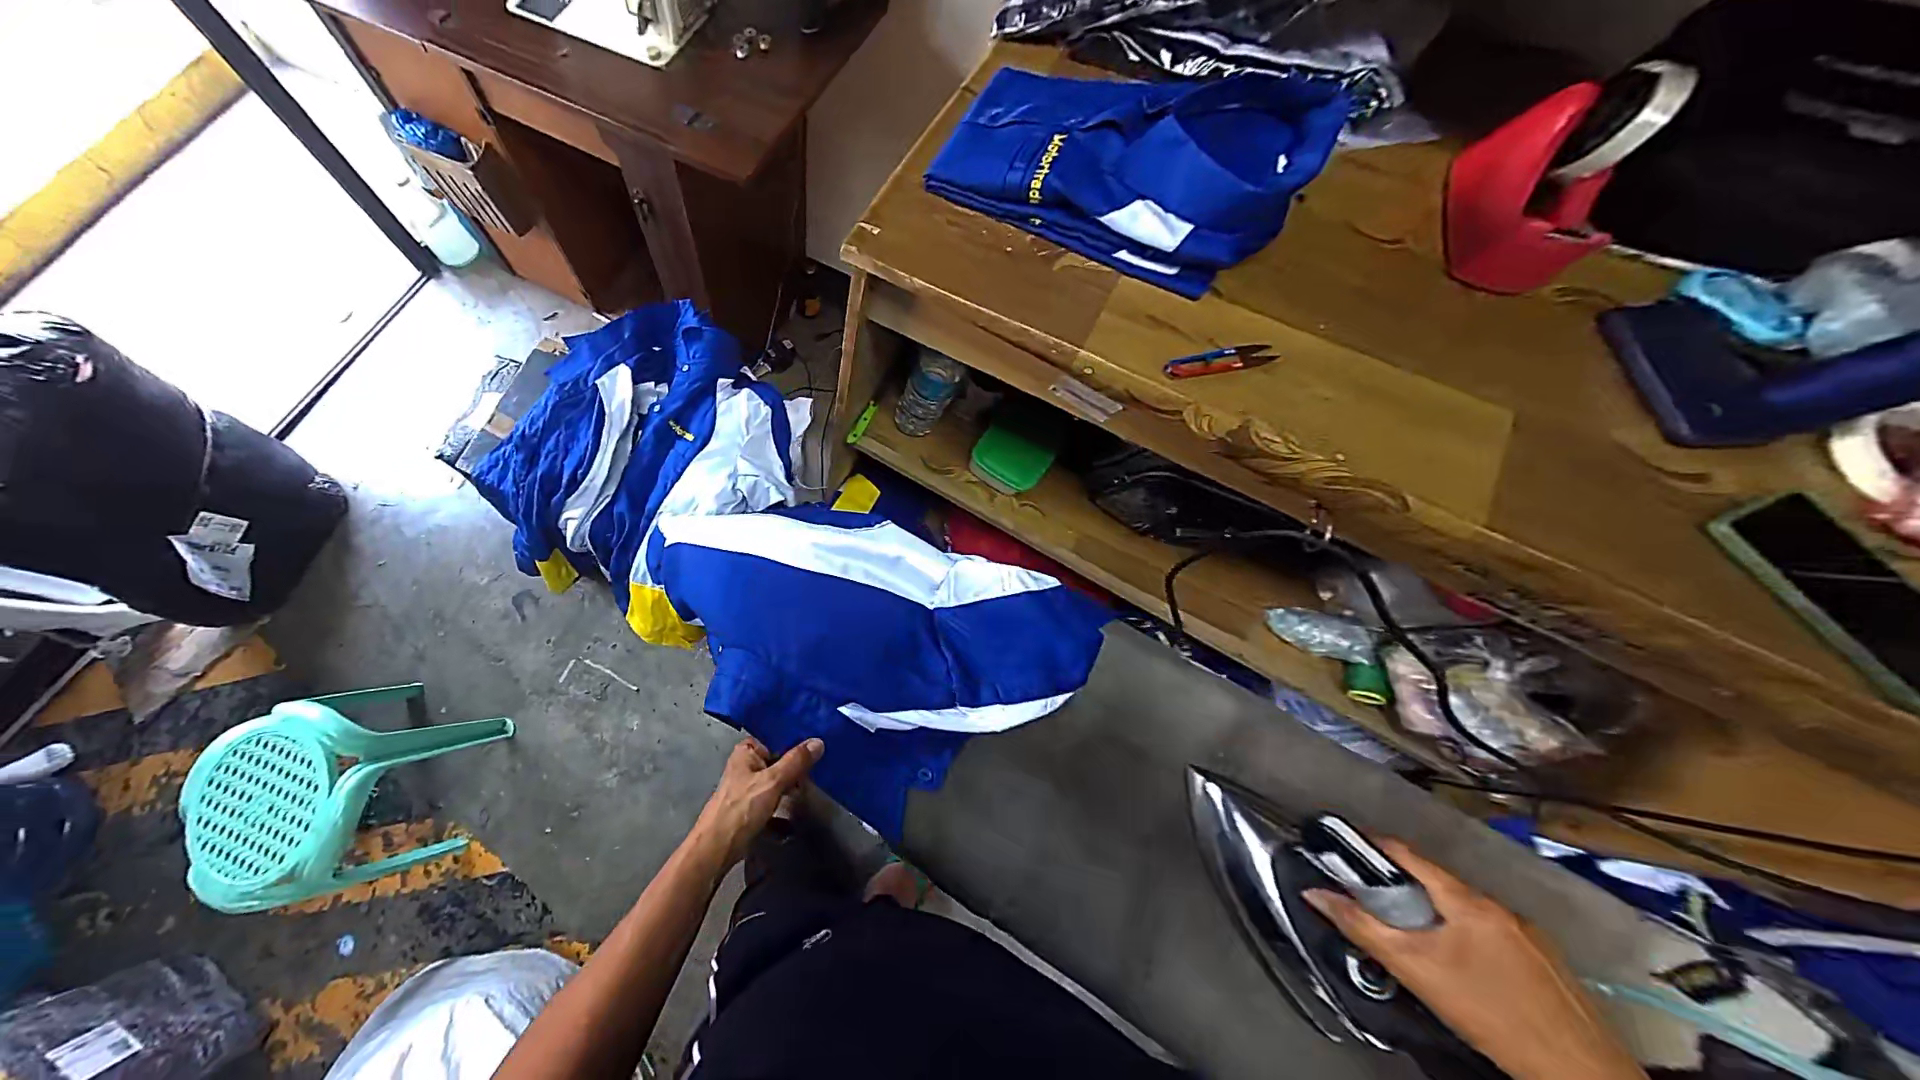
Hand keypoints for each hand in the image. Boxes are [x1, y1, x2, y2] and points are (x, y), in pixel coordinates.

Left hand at [689, 737, 823, 867]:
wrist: (717, 849)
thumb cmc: (742, 809)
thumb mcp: (773, 781)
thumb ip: (796, 761)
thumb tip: (819, 742)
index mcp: (746, 752)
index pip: (774, 738)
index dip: (793, 742)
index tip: (816, 744)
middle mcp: (745, 766)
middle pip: (777, 761)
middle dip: (795, 768)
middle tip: (818, 770)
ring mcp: (747, 789)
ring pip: (776, 782)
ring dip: (792, 787)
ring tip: (811, 790)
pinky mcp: (750, 809)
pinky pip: (774, 801)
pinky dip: (784, 806)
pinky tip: (798, 811)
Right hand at [1305, 838, 1645, 1079]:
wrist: (1578, 1072)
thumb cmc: (1494, 1016)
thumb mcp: (1414, 969)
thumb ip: (1362, 926)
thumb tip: (1318, 894)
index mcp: (1468, 900)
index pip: (1407, 853)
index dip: (1370, 845)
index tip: (1342, 847)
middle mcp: (1500, 907)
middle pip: (1434, 882)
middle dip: (1398, 888)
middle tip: (1370, 902)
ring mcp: (1527, 934)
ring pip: (1461, 909)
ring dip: (1430, 914)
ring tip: (1410, 940)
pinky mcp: (1543, 961)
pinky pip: (1487, 932)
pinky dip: (1461, 937)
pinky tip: (1456, 966)